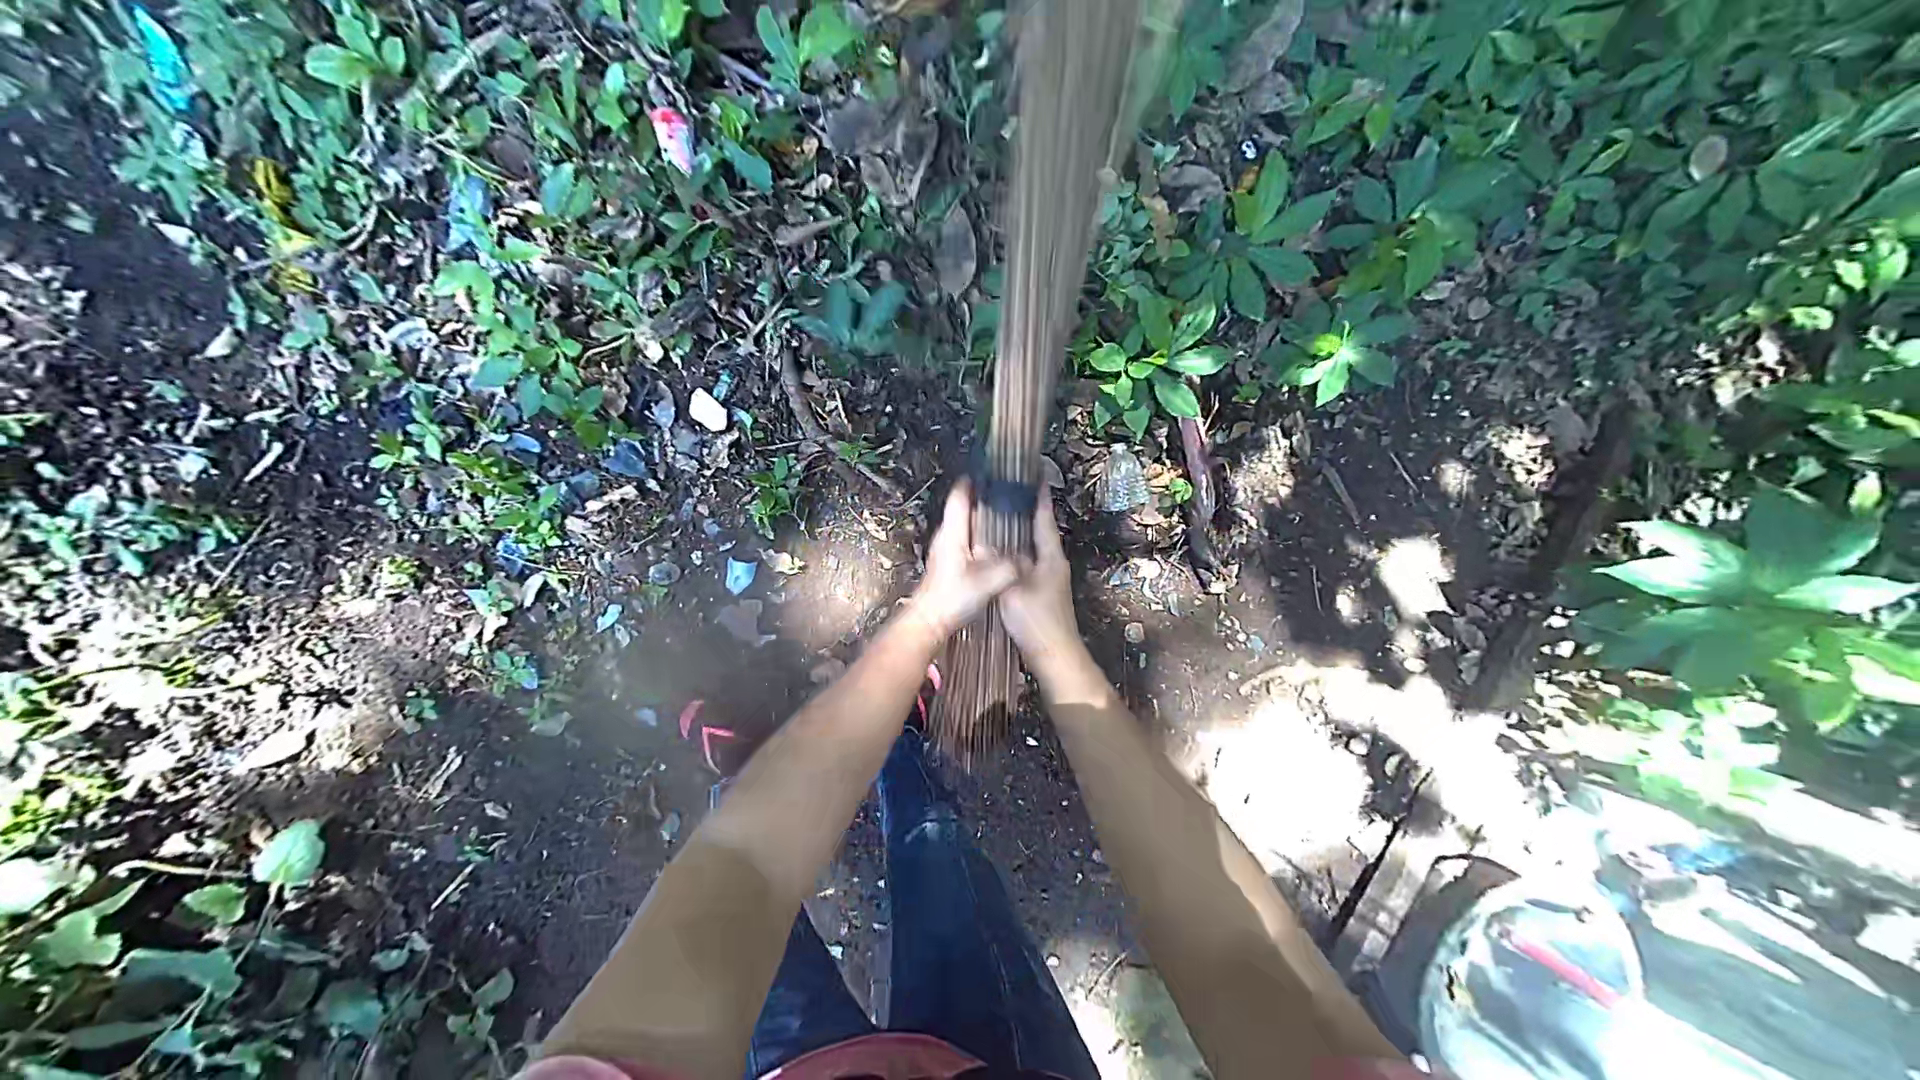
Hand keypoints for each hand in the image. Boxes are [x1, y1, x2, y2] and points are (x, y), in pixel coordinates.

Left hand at [906, 479, 1020, 640]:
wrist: (929, 621)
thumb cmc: (950, 599)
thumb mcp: (989, 582)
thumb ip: (1011, 567)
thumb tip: (1027, 560)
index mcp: (953, 534)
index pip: (959, 496)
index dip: (972, 481)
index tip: (986, 471)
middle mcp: (946, 537)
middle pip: (960, 507)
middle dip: (980, 496)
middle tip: (1000, 490)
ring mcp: (944, 549)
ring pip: (962, 523)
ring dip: (978, 516)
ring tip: (999, 512)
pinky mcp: (947, 562)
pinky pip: (963, 539)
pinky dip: (976, 534)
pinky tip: (991, 543)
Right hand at [997, 487, 1091, 682]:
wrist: (1054, 655)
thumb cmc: (1036, 619)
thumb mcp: (1014, 587)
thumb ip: (1003, 563)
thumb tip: (990, 541)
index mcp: (1051, 557)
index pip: (1044, 519)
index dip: (1039, 498)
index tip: (1034, 477)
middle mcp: (1054, 563)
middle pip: (1040, 531)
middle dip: (1027, 512)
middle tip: (1009, 493)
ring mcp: (1050, 578)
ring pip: (1034, 547)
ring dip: (1020, 532)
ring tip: (1001, 516)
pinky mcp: (1043, 591)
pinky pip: (1029, 562)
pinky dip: (1017, 551)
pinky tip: (1002, 552)